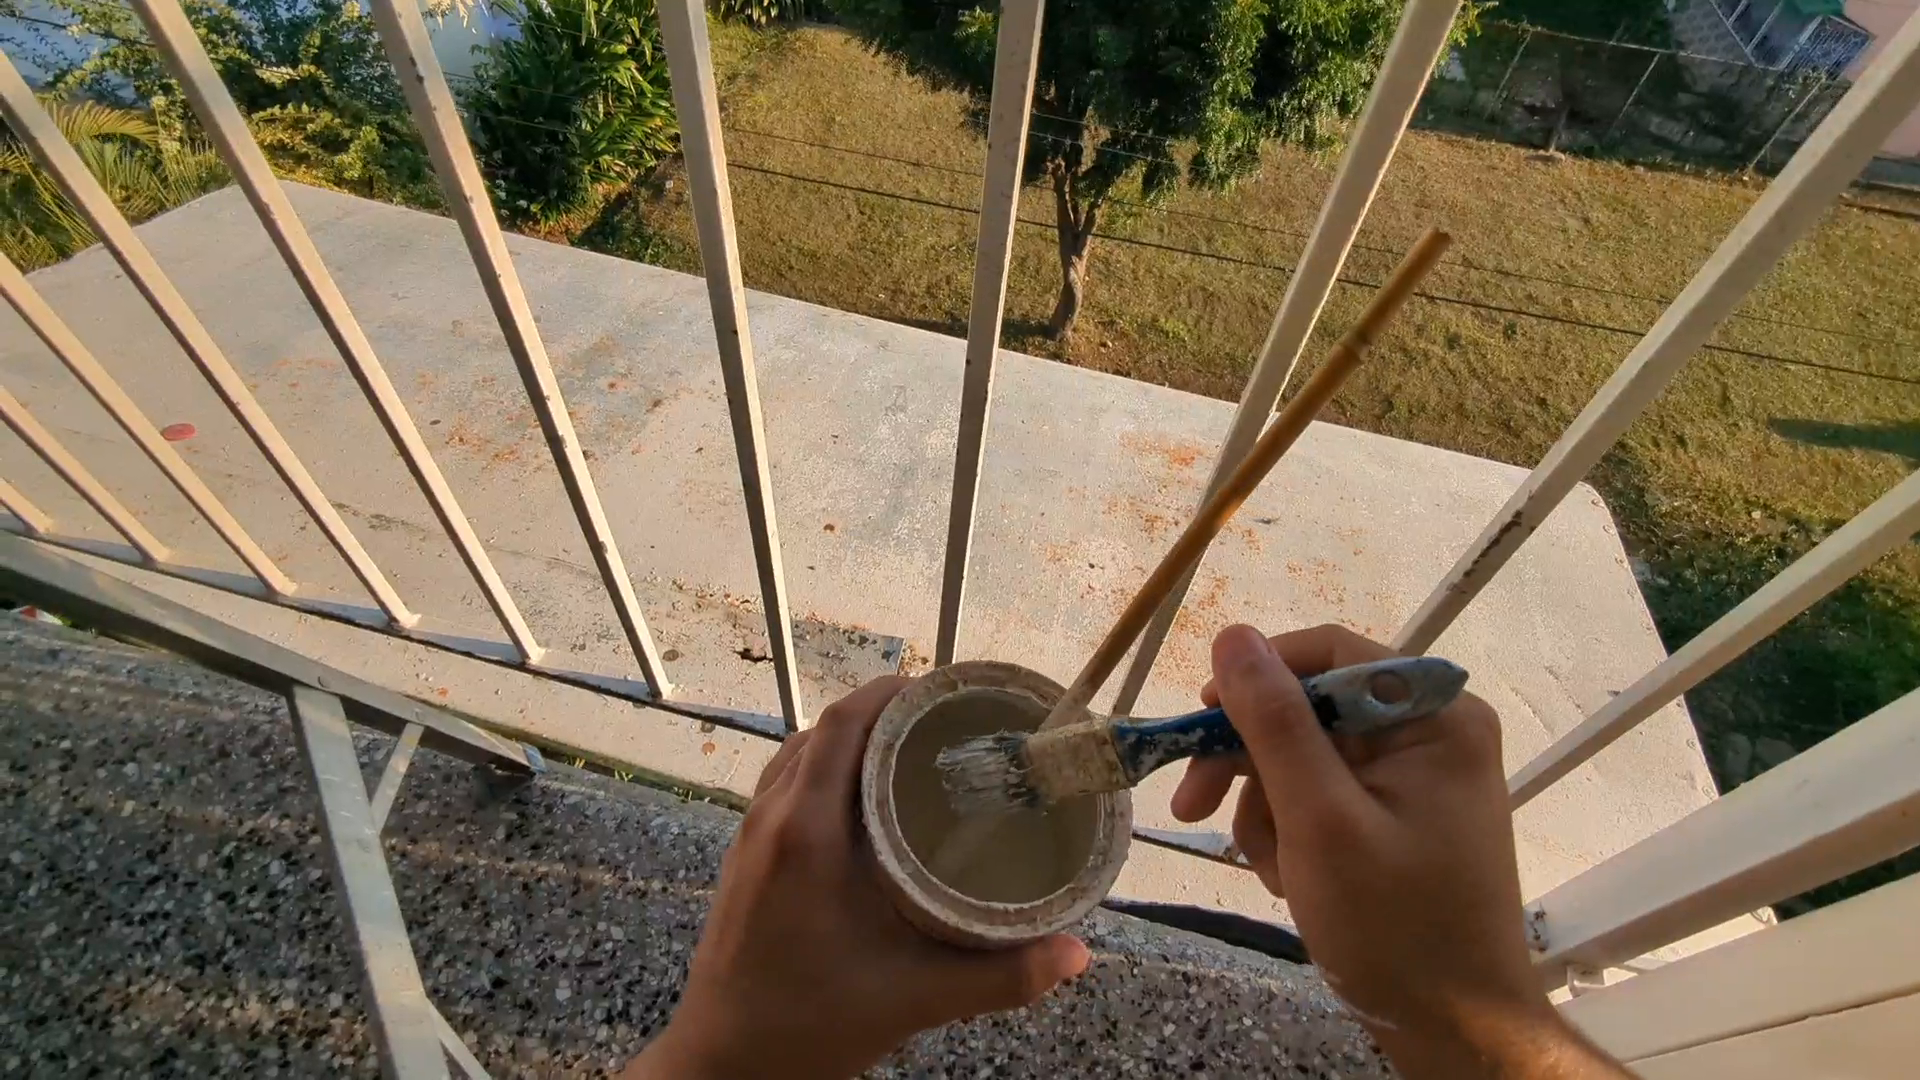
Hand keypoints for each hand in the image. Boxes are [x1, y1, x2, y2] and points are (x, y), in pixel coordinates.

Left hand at [624, 677, 1090, 1079]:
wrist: (722, 1066)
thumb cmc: (811, 1024)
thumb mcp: (913, 998)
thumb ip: (1000, 975)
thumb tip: (1078, 953)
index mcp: (807, 830)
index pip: (844, 724)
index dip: (889, 692)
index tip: (940, 692)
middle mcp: (773, 813)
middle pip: (827, 727)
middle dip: (882, 709)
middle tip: (941, 720)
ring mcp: (751, 828)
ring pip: (803, 748)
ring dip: (851, 733)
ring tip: (907, 745)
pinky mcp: (745, 848)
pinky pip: (787, 775)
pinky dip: (826, 760)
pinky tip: (861, 792)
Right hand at [1174, 625, 1626, 1077]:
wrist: (1450, 1031)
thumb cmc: (1393, 926)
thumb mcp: (1318, 818)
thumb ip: (1273, 722)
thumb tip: (1231, 634)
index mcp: (1432, 716)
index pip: (1326, 652)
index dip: (1256, 675)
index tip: (1203, 717)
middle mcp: (1423, 730)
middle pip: (1303, 706)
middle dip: (1246, 760)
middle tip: (1192, 804)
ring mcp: (1404, 771)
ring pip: (1295, 751)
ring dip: (1261, 805)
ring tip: (1267, 866)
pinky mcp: (1385, 807)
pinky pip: (1309, 789)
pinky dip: (1283, 827)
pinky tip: (1288, 873)